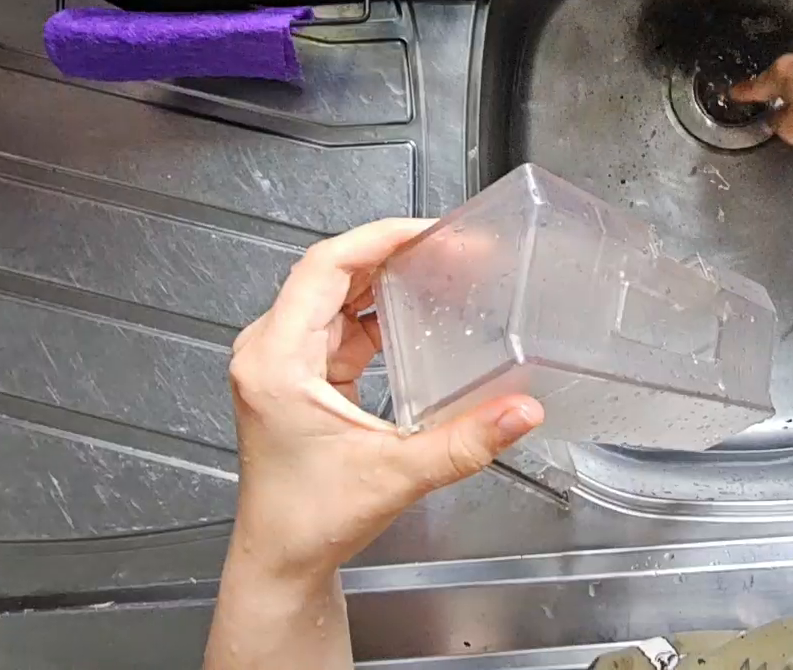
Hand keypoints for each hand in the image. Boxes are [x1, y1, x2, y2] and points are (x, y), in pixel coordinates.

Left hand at [225, 218, 543, 576]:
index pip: (325, 266)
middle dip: (390, 251)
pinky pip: (340, 318)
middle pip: (331, 270)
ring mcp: (283, 358)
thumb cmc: (309, 522)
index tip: (423, 231)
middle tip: (444, 245)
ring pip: (335, 290)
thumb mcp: (395, 474)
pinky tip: (412, 308)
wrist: (281, 562)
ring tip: (434, 266)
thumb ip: (465, 441)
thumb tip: (521, 410)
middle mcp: (271, 350)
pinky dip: (377, 306)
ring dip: (384, 275)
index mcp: (277, 361)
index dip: (377, 238)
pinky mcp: (300, 370)